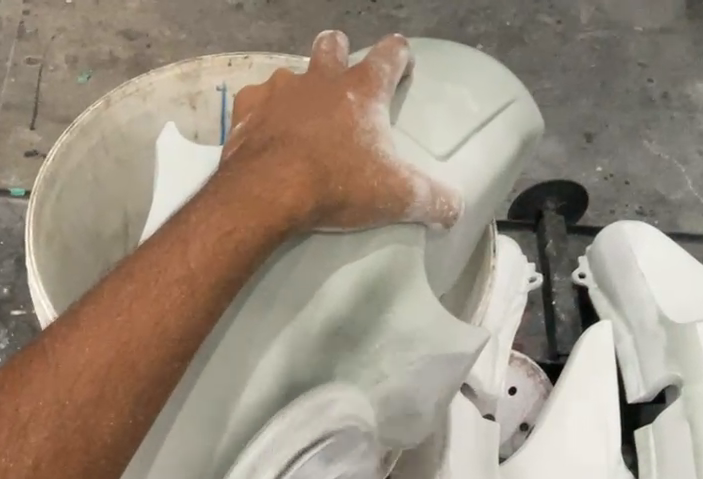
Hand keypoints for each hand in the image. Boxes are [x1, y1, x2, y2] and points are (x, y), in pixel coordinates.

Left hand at [221, 31, 462, 231]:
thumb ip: (429, 199)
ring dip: (296, 90)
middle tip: (340, 76)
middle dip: (338, 53)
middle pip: (332, 45)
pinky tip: (261, 134)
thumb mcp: (394, 196)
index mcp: (362, 90)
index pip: (390, 55)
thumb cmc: (337, 185)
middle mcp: (321, 80)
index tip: (402, 65)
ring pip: (289, 73)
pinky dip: (259, 116)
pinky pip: (253, 103)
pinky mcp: (247, 113)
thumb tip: (455, 209)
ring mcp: (280, 92)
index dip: (399, 57)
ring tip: (297, 118)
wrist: (268, 192)